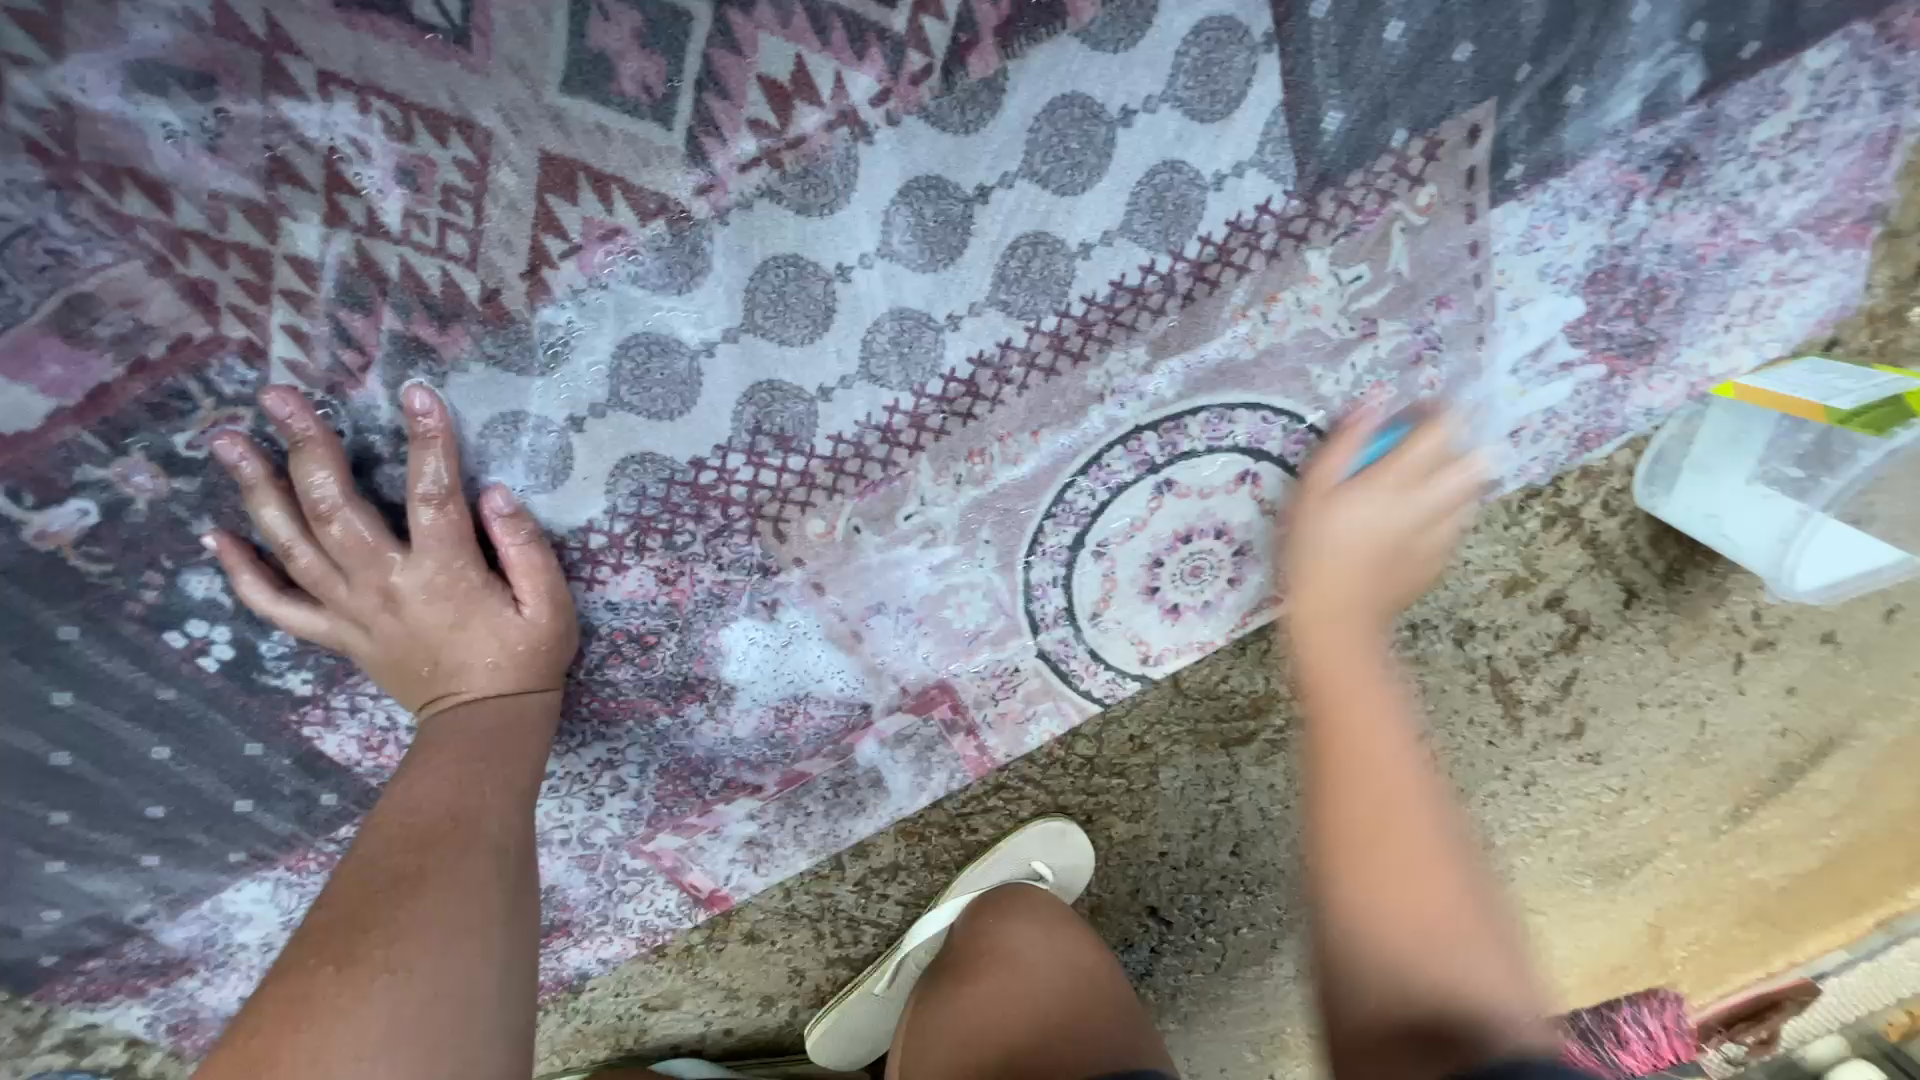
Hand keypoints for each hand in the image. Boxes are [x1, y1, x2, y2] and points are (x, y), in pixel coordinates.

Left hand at [203, 382, 579, 719]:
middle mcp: (385, 584)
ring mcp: (351, 610)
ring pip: (291, 543)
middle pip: (334, 506)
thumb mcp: (552, 604)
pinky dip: (242, 571)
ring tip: (225, 441)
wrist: (487, 721)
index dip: (427, 440)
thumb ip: (526, 548)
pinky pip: (276, 604)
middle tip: (278, 397)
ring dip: (256, 489)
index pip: (433, 493)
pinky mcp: (337, 634)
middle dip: (305, 445)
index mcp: (444, 573)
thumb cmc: (527, 657)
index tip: (416, 393)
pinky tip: (218, 536)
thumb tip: (495, 494)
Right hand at [1283, 404, 1488, 637]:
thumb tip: (1374, 402)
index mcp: (1396, 480)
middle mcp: (1431, 502)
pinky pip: (1460, 519)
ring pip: (1474, 488)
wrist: (1335, 618)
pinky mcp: (1444, 556)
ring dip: (1457, 475)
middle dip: (1457, 443)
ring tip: (1423, 481)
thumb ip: (1345, 443)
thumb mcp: (1311, 491)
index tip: (1413, 414)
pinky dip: (1448, 508)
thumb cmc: (1311, 551)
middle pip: (1475, 457)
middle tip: (1422, 449)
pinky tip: (1415, 519)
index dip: (1436, 411)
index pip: (1443, 427)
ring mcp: (1444, 532)